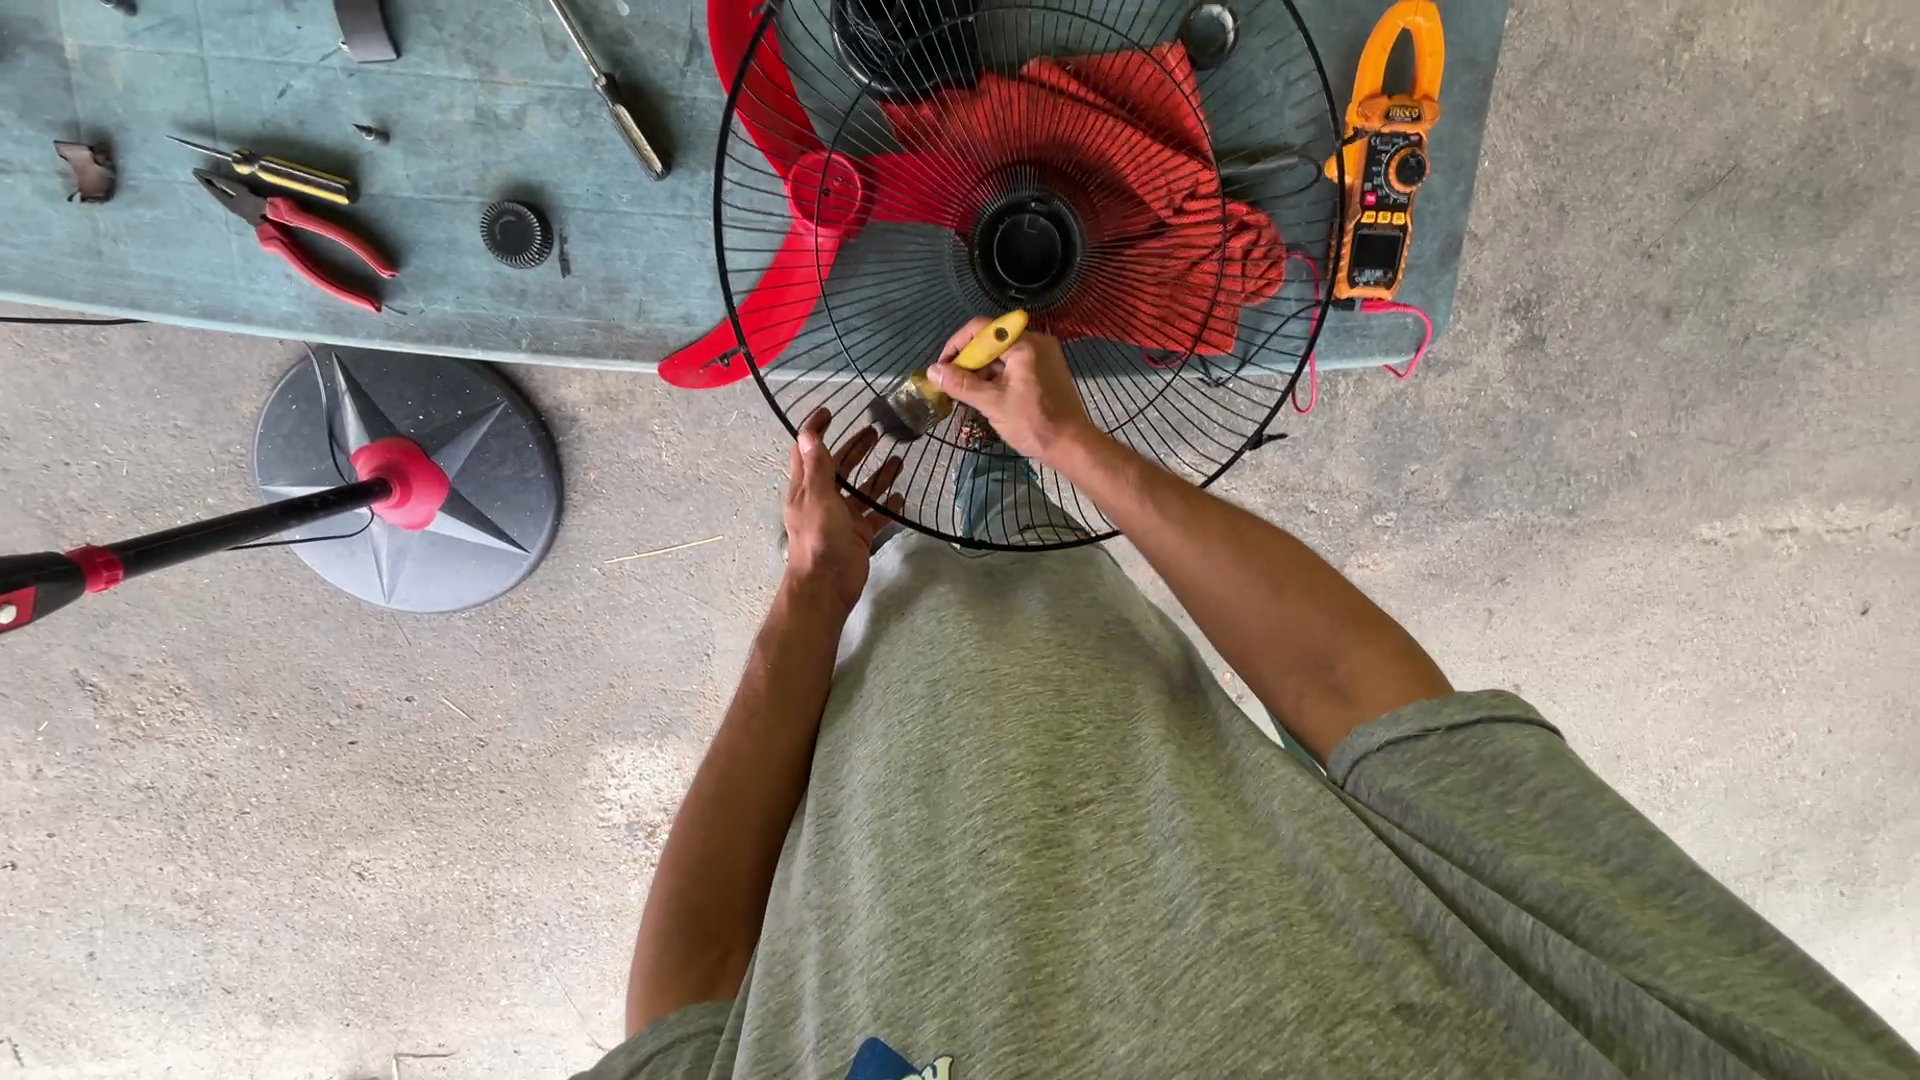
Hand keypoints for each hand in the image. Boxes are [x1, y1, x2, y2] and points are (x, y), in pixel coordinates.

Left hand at [782, 408, 903, 613]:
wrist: (827, 585)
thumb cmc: (818, 538)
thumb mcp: (818, 497)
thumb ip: (817, 467)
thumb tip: (809, 433)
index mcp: (806, 488)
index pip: (808, 451)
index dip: (816, 430)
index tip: (830, 411)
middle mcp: (824, 500)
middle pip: (840, 467)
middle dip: (855, 449)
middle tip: (875, 431)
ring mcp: (843, 518)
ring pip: (862, 491)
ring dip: (878, 475)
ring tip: (898, 460)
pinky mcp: (859, 535)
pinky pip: (876, 517)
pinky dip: (888, 507)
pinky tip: (901, 496)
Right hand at [925, 317, 1098, 465]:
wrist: (1071, 445)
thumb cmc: (1033, 423)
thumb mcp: (993, 404)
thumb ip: (961, 385)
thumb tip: (932, 371)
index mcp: (1024, 344)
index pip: (981, 329)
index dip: (956, 345)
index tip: (942, 367)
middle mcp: (1036, 342)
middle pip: (991, 340)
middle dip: (967, 360)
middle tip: (951, 383)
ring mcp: (1043, 356)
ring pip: (1002, 354)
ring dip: (981, 370)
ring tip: (965, 392)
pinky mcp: (1045, 370)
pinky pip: (1014, 364)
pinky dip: (997, 376)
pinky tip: (985, 395)